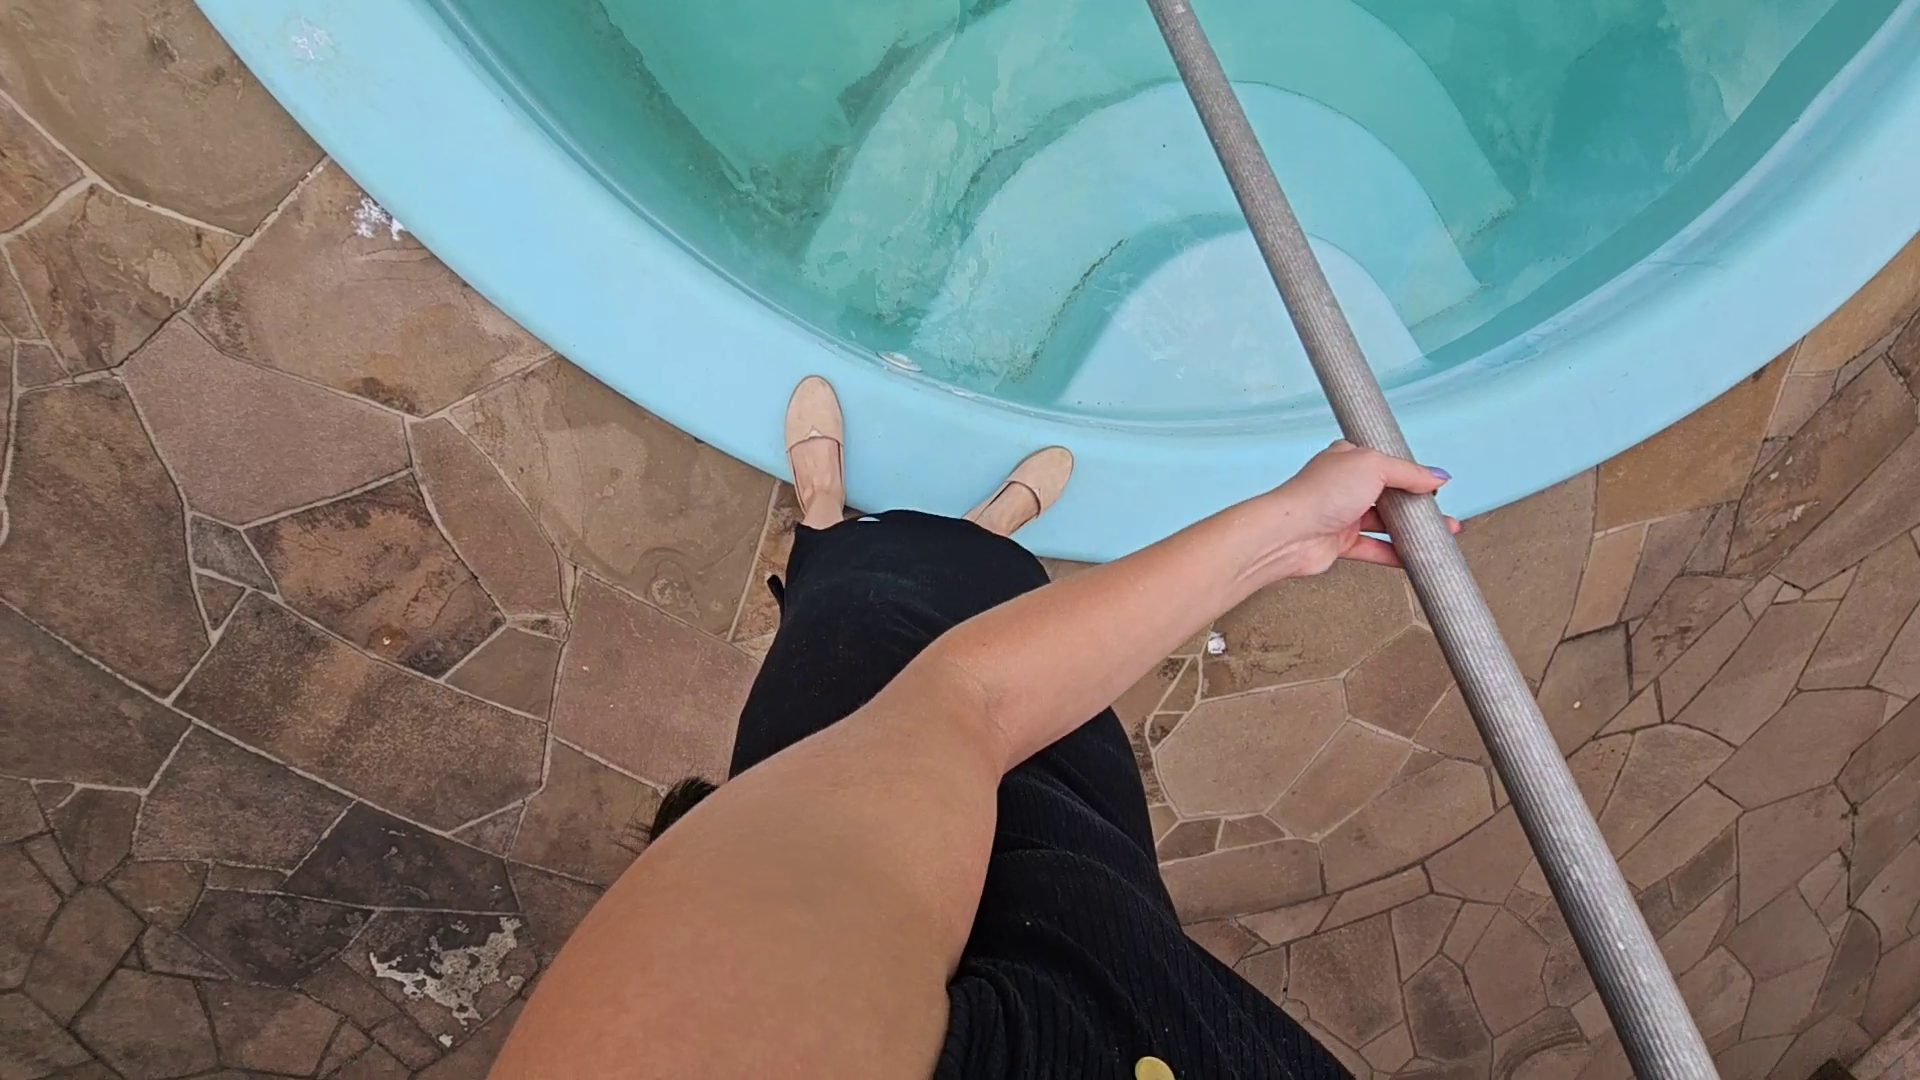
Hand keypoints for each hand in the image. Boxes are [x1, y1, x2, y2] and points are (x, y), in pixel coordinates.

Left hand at [1259, 440, 1459, 578]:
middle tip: (1442, 512)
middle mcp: (1343, 486)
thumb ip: (1408, 472)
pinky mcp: (1339, 543)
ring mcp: (1340, 515)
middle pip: (1388, 494)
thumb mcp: (1373, 465)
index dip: (1409, 471)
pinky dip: (1396, 553)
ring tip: (1442, 533)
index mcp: (1347, 459)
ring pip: (1384, 523)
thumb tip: (1436, 476)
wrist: (1289, 533)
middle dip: (1417, 504)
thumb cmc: (1318, 493)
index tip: (1433, 481)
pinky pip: (1374, 549)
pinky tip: (1417, 556)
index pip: (1385, 462)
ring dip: (1414, 530)